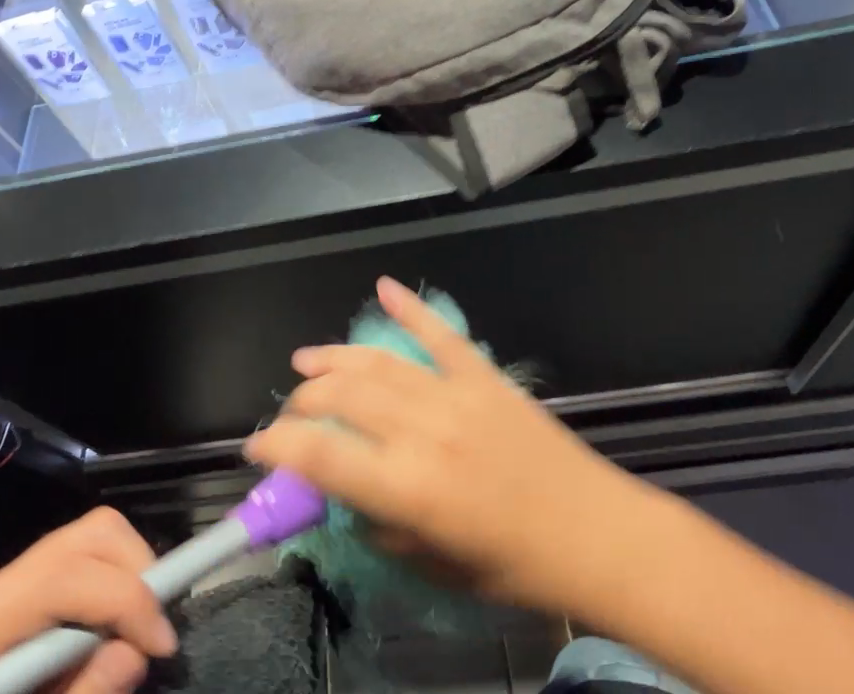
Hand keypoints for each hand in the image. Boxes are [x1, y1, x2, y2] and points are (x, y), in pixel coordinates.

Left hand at [0, 507, 177, 693]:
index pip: (60, 580)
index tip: (163, 643)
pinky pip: (87, 559)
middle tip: (156, 634)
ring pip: (92, 538)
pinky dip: (118, 580)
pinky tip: (114, 631)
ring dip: (132, 575)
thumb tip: (131, 651)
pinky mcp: (29, 589)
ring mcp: (10, 586)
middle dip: (137, 574)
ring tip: (139, 634)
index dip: (124, 599)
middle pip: (86, 539)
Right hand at [243, 277, 664, 617]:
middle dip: (303, 402)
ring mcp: (455, 396)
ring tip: (305, 360)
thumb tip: (345, 497)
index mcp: (407, 487)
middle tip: (290, 414)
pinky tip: (383, 288)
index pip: (319, 455)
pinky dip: (410, 308)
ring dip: (335, 359)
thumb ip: (379, 526)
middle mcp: (423, 432)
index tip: (257, 449)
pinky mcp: (484, 378)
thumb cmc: (513, 567)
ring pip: (378, 363)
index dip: (276, 446)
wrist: (596, 536)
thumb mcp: (433, 565)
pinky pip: (439, 335)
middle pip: (342, 398)